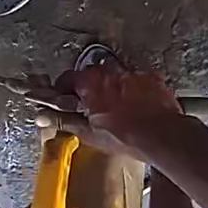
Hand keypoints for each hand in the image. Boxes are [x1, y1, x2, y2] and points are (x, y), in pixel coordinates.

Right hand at [60, 64, 188, 160]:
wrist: (160, 135)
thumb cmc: (126, 135)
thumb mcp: (89, 133)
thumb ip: (66, 121)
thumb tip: (47, 117)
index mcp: (90, 83)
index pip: (67, 78)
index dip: (63, 89)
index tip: (64, 96)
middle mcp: (110, 72)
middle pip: (91, 74)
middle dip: (89, 88)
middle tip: (91, 105)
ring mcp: (132, 73)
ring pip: (115, 76)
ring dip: (112, 87)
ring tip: (116, 108)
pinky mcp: (150, 78)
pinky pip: (136, 80)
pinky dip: (133, 89)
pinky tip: (135, 106)